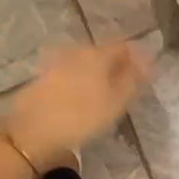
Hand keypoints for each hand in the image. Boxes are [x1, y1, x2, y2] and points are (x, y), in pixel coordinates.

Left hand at [5, 42, 150, 165]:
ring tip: (104, 93)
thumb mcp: (115, 102)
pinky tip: (81, 97)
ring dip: (96, 73)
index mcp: (97, 54)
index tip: (145, 73)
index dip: (136, 57)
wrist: (32, 131)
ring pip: (84, 63)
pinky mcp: (42, 78)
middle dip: (116, 64)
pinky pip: (69, 74)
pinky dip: (80, 81)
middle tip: (126, 83)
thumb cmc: (81, 117)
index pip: (123, 46)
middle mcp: (76, 52)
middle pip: (101, 52)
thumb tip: (146, 63)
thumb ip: (132, 80)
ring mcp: (56, 64)